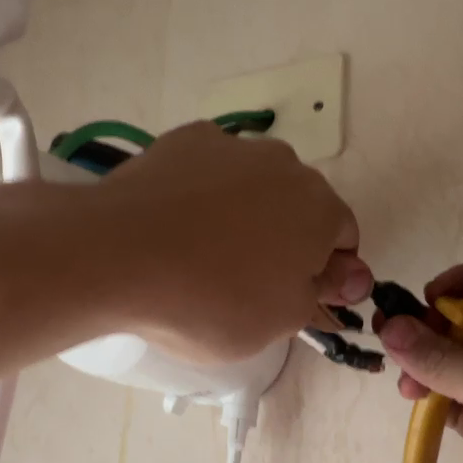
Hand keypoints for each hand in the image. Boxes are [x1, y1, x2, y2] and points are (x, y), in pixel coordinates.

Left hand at [95, 122, 370, 361]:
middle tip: (249, 281)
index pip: (344, 238)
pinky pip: (207, 172)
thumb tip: (344, 275)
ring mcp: (231, 146)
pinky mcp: (182, 141)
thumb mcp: (280, 322)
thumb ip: (320, 294)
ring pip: (252, 186)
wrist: (118, 255)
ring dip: (244, 213)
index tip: (297, 297)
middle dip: (286, 239)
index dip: (327, 271)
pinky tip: (175, 227)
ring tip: (203, 254)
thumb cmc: (213, 300)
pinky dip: (201, 195)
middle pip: (298, 206)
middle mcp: (284, 164)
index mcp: (321, 208)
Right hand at [375, 265, 462, 462]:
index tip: (427, 297)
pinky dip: (435, 403)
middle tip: (401, 344)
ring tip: (406, 387)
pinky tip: (416, 405)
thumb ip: (442, 358)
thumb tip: (390, 326)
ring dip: (428, 371)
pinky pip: (457, 407)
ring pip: (459, 371)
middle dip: (434, 334)